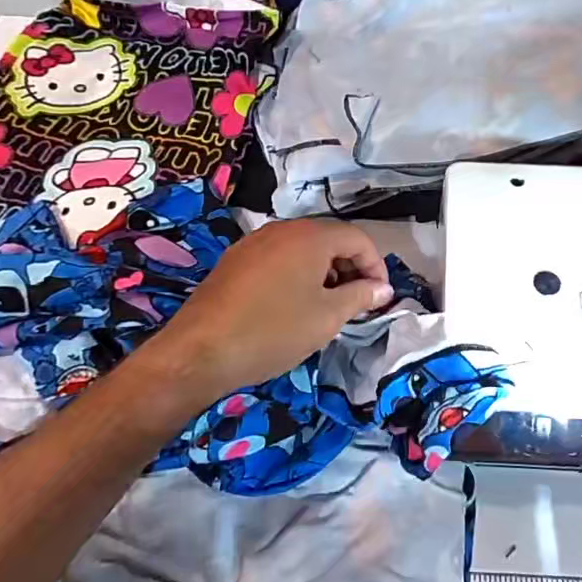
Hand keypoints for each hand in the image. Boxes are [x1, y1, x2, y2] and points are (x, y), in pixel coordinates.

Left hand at [135, 219, 392, 401]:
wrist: (200, 351)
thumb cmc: (274, 331)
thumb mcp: (327, 317)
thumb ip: (360, 296)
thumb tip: (382, 288)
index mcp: (310, 236)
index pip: (357, 238)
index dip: (375, 266)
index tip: (380, 298)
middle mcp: (283, 229)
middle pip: (329, 240)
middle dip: (350, 269)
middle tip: (356, 304)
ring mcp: (255, 243)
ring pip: (302, 250)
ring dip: (323, 273)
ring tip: (326, 309)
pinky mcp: (235, 260)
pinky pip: (278, 259)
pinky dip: (296, 276)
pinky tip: (292, 307)